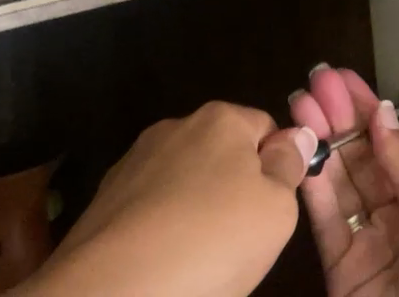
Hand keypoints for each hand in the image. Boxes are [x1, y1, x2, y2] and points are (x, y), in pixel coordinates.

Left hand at [16, 101, 314, 296]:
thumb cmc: (210, 243)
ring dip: (194, 212)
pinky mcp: (102, 203)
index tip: (271, 212)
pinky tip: (161, 266)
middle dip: (233, 191)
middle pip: (222, 155)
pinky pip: (148, 212)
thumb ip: (290, 167)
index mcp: (221, 119)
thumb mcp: (276, 210)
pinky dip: (158, 232)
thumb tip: (296, 136)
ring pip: (183, 185)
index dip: (276, 169)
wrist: (111, 291)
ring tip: (196, 260)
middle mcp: (175, 128)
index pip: (265, 128)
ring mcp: (133, 164)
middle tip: (239, 240)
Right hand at [291, 67, 398, 296]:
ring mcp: (364, 240)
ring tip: (298, 106)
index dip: (363, 109)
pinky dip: (310, 185)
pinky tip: (299, 153)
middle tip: (313, 83)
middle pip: (359, 158)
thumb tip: (380, 112)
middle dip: (336, 119)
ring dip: (319, 143)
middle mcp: (392, 213)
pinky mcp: (339, 267)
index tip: (341, 78)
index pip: (388, 144)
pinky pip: (323, 219)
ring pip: (337, 182)